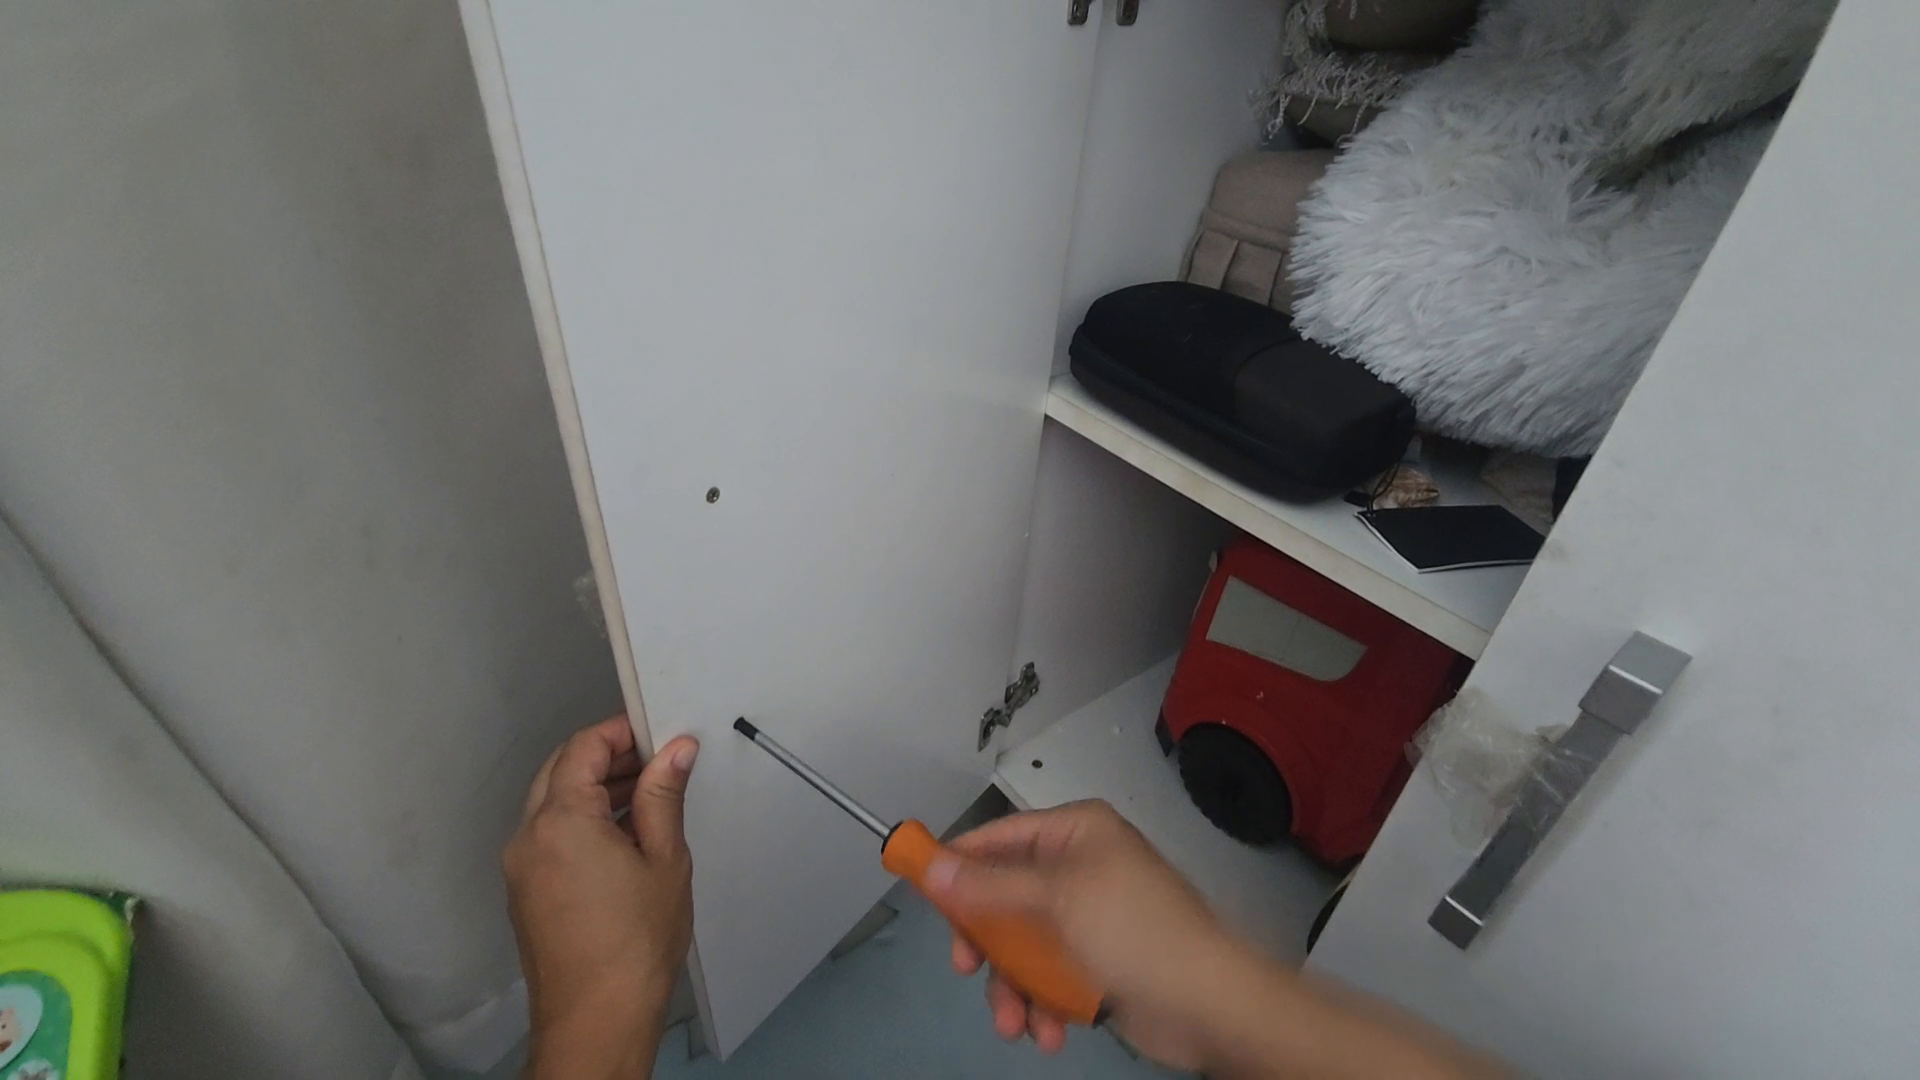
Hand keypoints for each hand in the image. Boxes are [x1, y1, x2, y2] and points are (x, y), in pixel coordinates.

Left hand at [504, 716, 698, 1079]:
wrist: (597, 1020)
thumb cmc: (639, 935)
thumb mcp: (664, 857)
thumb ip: (663, 794)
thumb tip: (677, 747)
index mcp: (561, 821)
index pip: (583, 748)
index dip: (621, 731)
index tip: (661, 732)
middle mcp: (528, 836)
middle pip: (561, 769)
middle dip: (608, 755)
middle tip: (658, 759)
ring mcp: (521, 865)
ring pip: (553, 800)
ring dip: (596, 785)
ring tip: (651, 791)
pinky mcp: (526, 889)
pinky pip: (550, 831)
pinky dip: (584, 815)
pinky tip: (627, 829)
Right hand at [924, 799, 1239, 1068]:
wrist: (1210, 1003)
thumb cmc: (1133, 929)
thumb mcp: (1056, 898)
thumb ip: (990, 884)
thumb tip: (931, 865)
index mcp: (1074, 831)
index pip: (1000, 835)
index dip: (958, 860)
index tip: (921, 887)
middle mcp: (1077, 864)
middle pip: (1005, 894)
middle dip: (987, 940)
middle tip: (965, 968)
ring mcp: (1087, 915)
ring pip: (1023, 943)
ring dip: (1012, 985)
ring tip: (1015, 1022)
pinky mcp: (1095, 960)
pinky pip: (1048, 973)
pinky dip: (1041, 1002)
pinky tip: (1048, 1032)